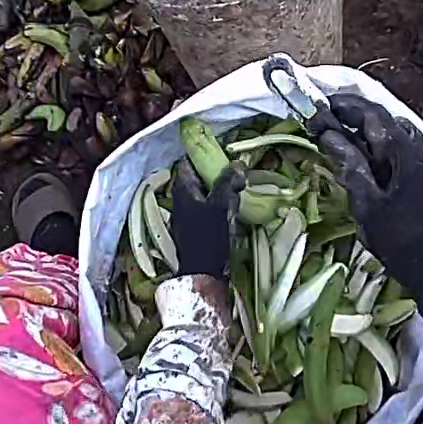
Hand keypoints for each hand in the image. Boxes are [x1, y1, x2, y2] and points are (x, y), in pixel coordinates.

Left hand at [170, 161, 244, 279]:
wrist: (202, 273)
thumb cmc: (207, 237)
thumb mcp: (219, 206)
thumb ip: (228, 183)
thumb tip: (237, 165)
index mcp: (183, 189)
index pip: (188, 162)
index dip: (202, 154)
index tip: (221, 150)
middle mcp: (182, 198)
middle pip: (199, 176)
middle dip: (217, 171)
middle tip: (236, 169)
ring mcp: (189, 212)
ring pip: (206, 191)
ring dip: (221, 188)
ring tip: (239, 186)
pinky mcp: (198, 225)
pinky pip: (209, 205)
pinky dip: (221, 202)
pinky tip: (234, 206)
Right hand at [314, 94, 422, 349]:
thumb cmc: (403, 245)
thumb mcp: (368, 207)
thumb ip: (350, 167)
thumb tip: (328, 135)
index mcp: (409, 156)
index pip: (375, 117)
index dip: (347, 107)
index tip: (323, 105)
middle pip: (389, 123)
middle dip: (358, 118)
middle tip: (329, 121)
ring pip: (399, 137)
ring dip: (371, 134)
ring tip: (344, 139)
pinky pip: (409, 152)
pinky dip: (385, 150)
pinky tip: (370, 162)